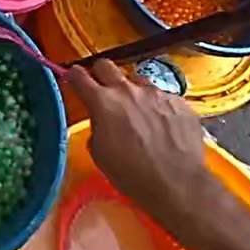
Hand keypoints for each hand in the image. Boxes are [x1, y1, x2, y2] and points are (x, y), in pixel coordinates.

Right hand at [67, 62, 219, 227]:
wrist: (177, 184)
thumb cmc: (132, 175)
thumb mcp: (100, 155)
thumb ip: (96, 127)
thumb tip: (101, 119)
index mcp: (104, 102)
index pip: (80, 76)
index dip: (73, 75)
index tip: (72, 76)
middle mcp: (128, 89)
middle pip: (107, 66)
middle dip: (101, 75)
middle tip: (103, 91)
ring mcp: (156, 92)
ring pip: (137, 82)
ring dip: (134, 94)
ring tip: (141, 117)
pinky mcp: (178, 100)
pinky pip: (162, 97)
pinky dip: (158, 108)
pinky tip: (164, 128)